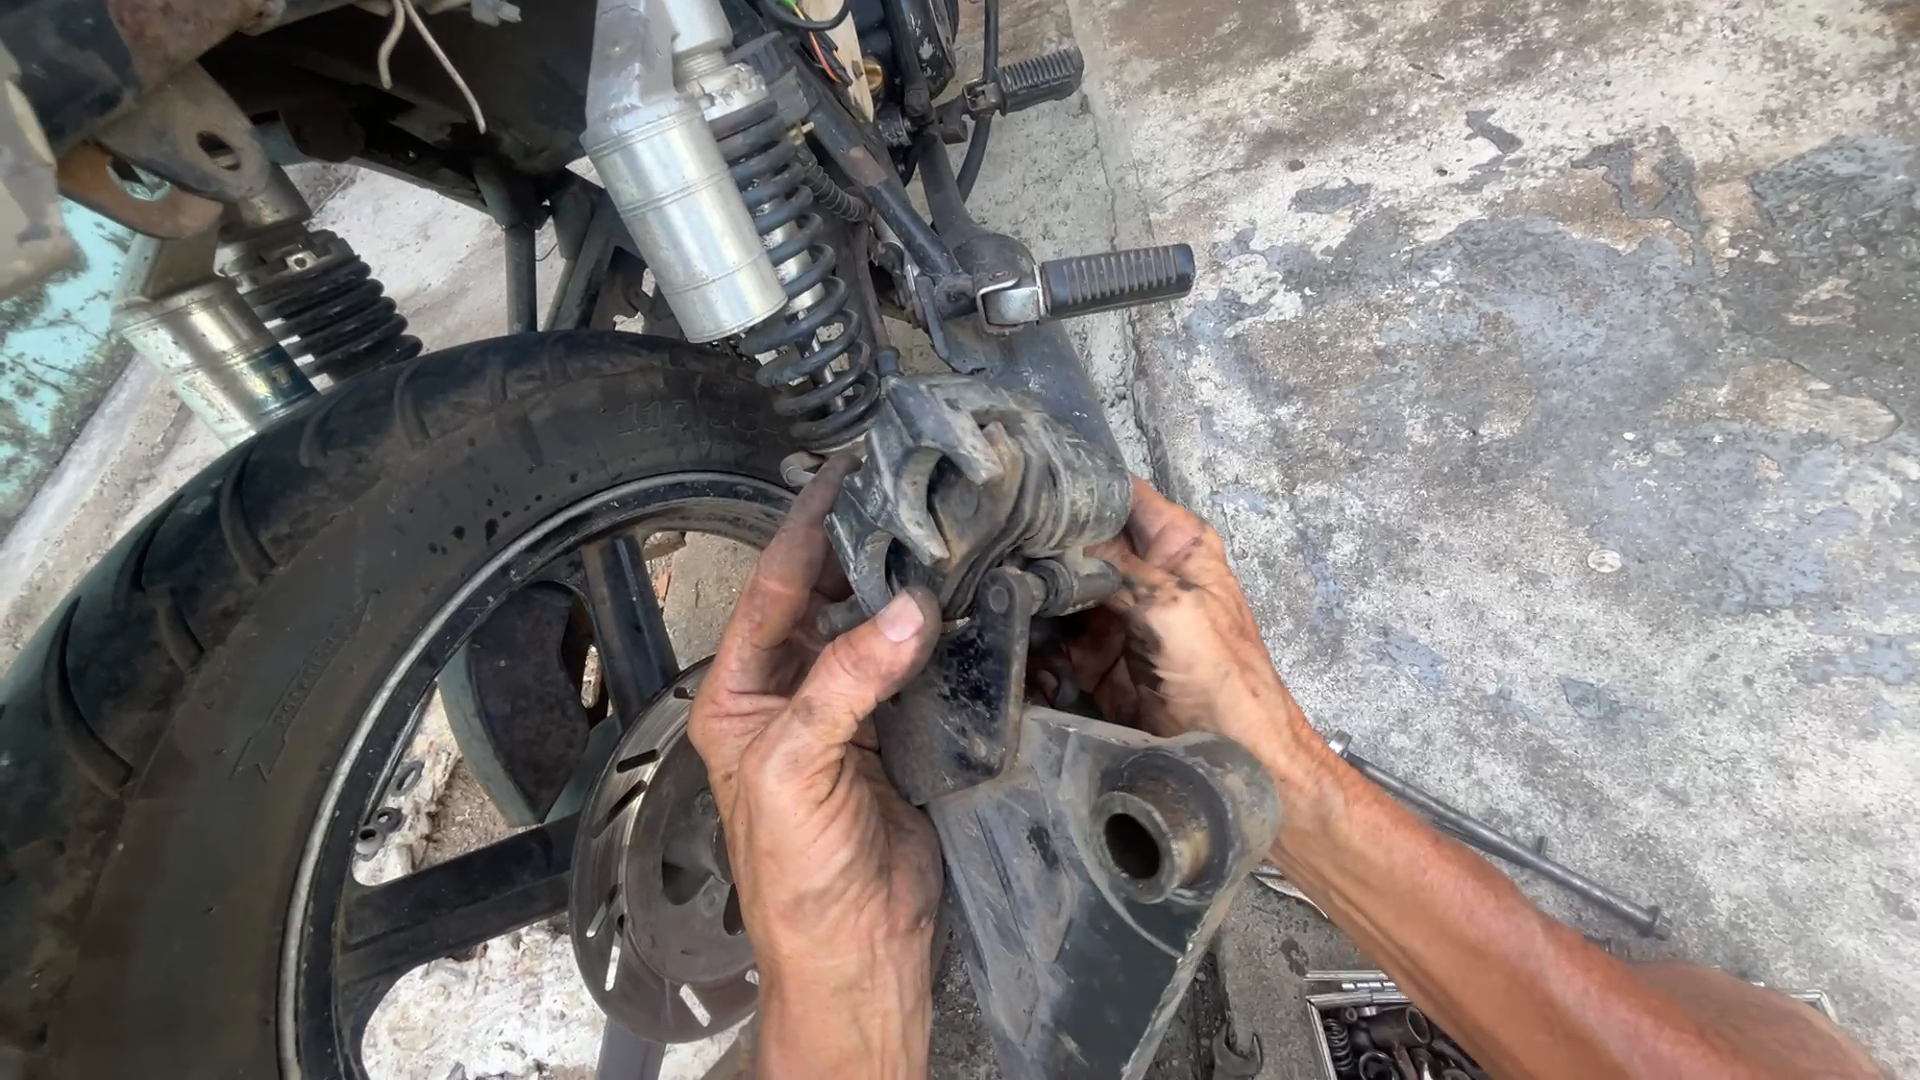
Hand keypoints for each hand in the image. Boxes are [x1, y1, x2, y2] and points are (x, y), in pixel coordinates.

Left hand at [687, 455, 942, 1077]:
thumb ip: (843, 685)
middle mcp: (791, 689)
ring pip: (873, 627)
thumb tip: (908, 610)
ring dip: (900, 586)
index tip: (837, 476)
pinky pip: (913, 664)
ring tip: (937, 533)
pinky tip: (959, 598)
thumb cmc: (793, 874)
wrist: (856, 950)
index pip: (772, 590)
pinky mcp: (896, 727)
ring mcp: (847, 707)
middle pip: (825, 600)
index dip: (803, 531)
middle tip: (902, 495)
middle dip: (858, 549)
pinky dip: (934, 632)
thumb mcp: (792, 769)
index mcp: (740, 693)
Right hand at [1029, 476, 1330, 786]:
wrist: (1228, 752)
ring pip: (1056, 587)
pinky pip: (1051, 635)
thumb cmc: (1217, 671)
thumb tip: (1057, 535)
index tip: (1027, 488)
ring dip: (1030, 596)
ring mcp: (1113, 611)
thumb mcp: (1170, 605)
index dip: (1077, 488)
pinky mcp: (1092, 651)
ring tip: (998, 596)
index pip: (1118, 494)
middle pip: (1077, 541)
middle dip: (1041, 547)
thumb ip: (1115, 567)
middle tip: (999, 551)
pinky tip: (1016, 641)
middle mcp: (1138, 568)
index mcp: (1171, 542)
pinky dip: (1033, 641)